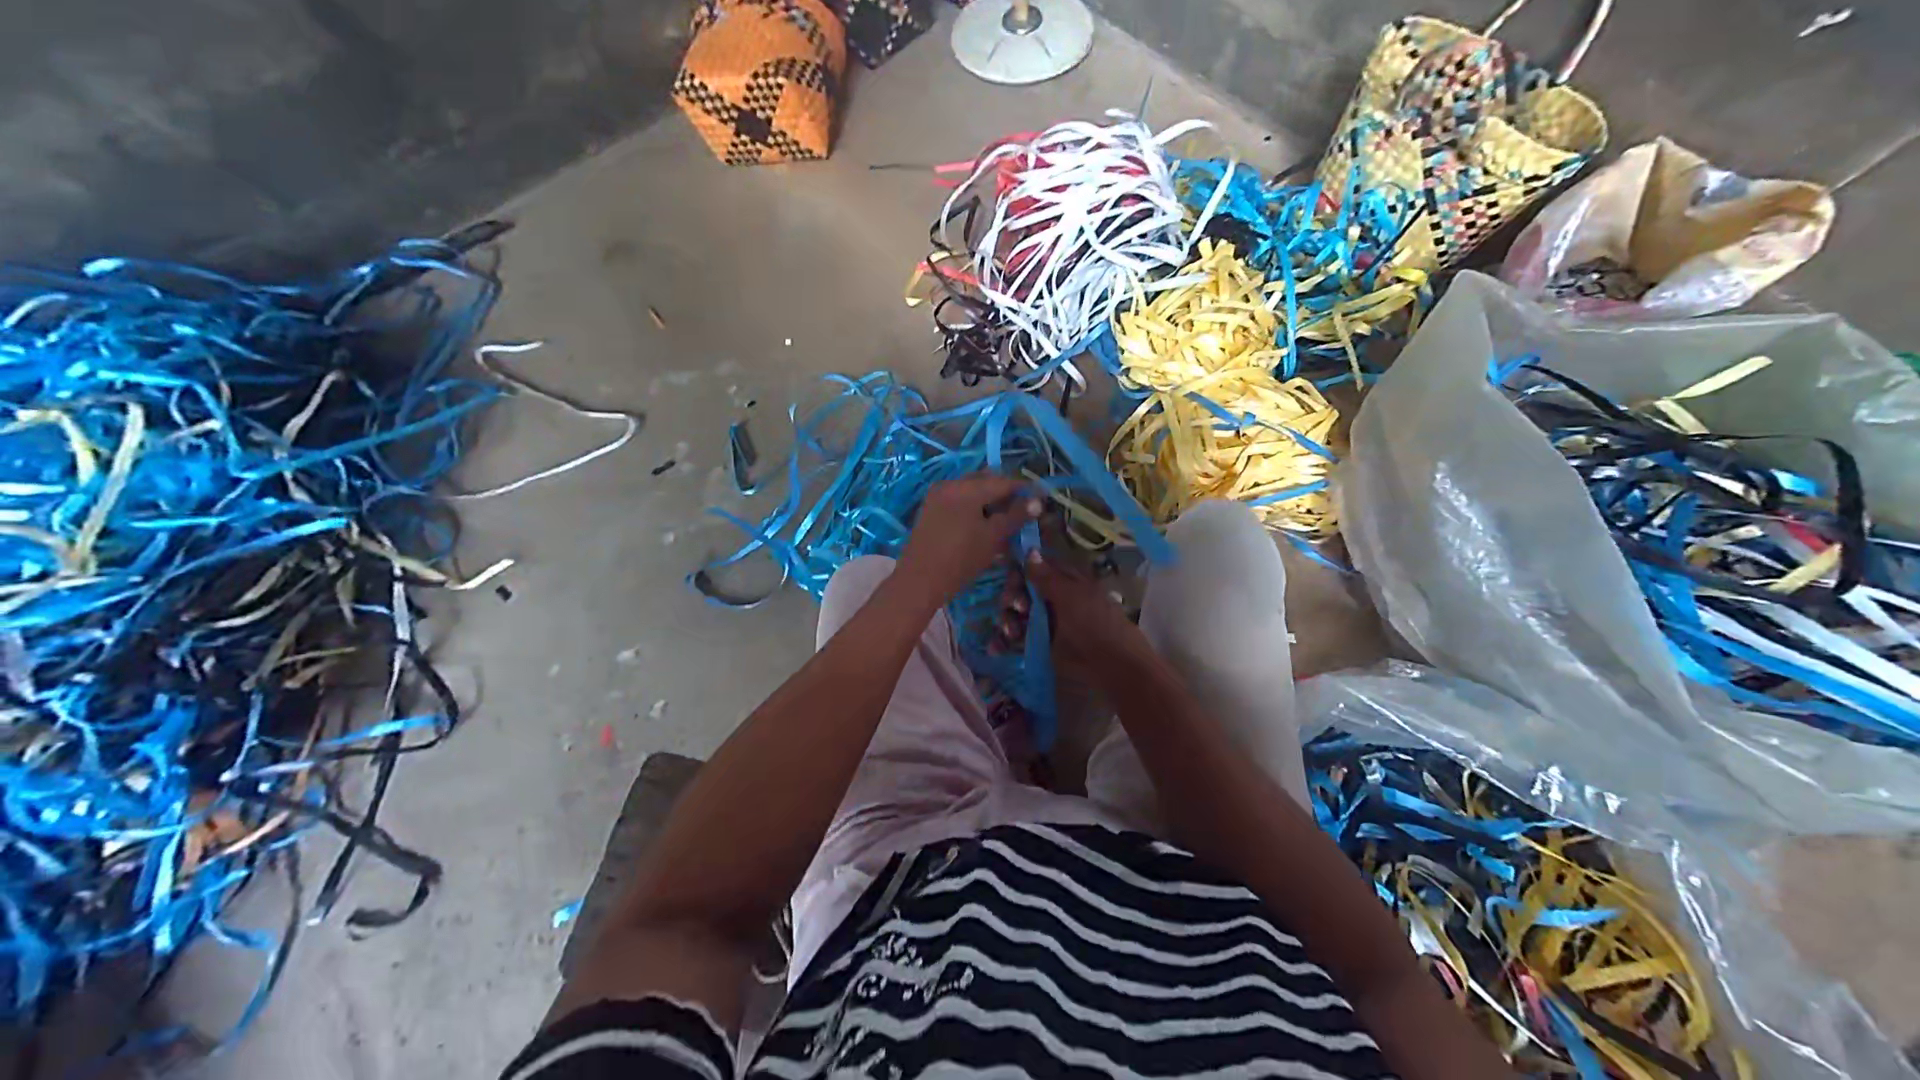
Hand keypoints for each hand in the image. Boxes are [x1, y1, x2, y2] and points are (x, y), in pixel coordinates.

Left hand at [895, 473, 1040, 604]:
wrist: (919, 581)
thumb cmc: (960, 559)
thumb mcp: (993, 537)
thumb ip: (1016, 515)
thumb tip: (1038, 499)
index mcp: (966, 487)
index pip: (1004, 481)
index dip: (1025, 490)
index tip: (1042, 499)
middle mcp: (950, 484)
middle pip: (986, 481)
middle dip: (1006, 493)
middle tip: (1023, 511)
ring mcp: (937, 496)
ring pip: (972, 491)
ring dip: (990, 501)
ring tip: (1005, 521)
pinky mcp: (930, 509)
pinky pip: (958, 500)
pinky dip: (974, 507)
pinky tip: (984, 525)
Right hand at [1002, 542, 1149, 677]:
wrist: (1110, 665)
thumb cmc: (1094, 623)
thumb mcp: (1070, 596)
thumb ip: (1046, 576)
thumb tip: (1029, 550)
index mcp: (1065, 581)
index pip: (1036, 567)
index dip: (1019, 568)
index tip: (1005, 572)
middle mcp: (1053, 599)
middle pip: (1022, 590)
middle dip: (1012, 596)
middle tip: (1014, 606)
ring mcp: (1046, 622)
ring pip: (1016, 614)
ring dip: (1007, 619)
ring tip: (1011, 631)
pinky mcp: (1039, 644)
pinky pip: (1017, 637)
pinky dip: (1004, 641)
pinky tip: (996, 647)